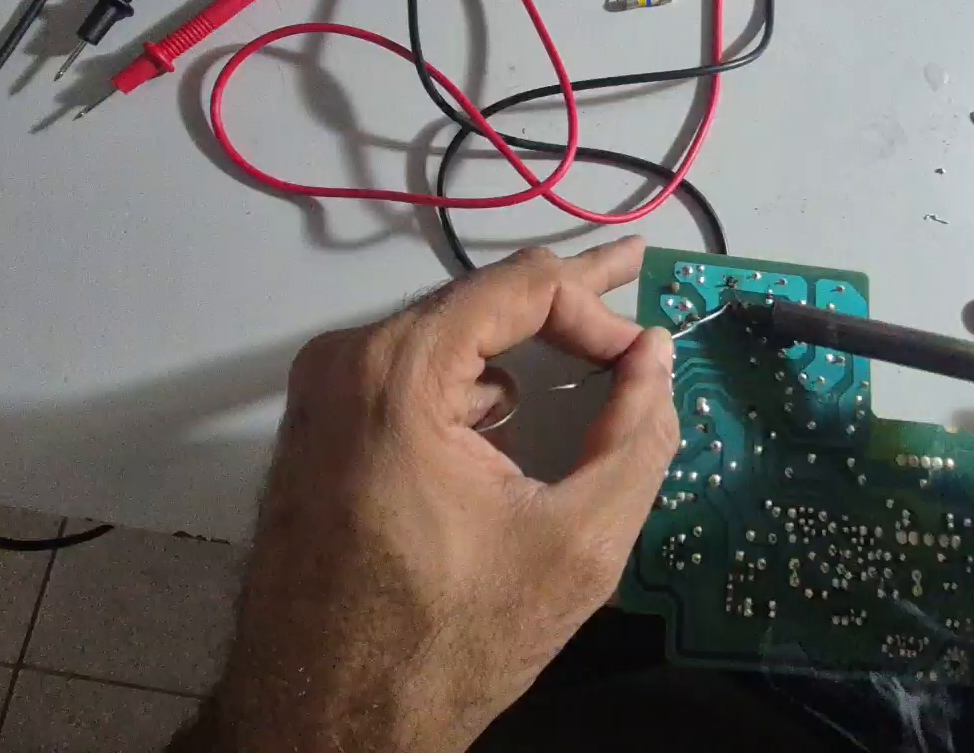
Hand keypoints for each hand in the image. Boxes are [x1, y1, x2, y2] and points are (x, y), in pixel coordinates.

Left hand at [174, 239, 677, 752]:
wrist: (318, 725)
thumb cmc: (447, 641)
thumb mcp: (577, 546)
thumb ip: (636, 437)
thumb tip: (655, 352)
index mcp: (399, 370)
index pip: (523, 286)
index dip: (597, 306)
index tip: (643, 354)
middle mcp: (350, 354)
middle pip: (483, 297)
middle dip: (568, 299)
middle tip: (633, 266)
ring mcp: (326, 384)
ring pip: (453, 330)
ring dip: (523, 340)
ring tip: (587, 347)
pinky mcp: (324, 416)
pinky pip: (418, 370)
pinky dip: (474, 380)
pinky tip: (506, 416)